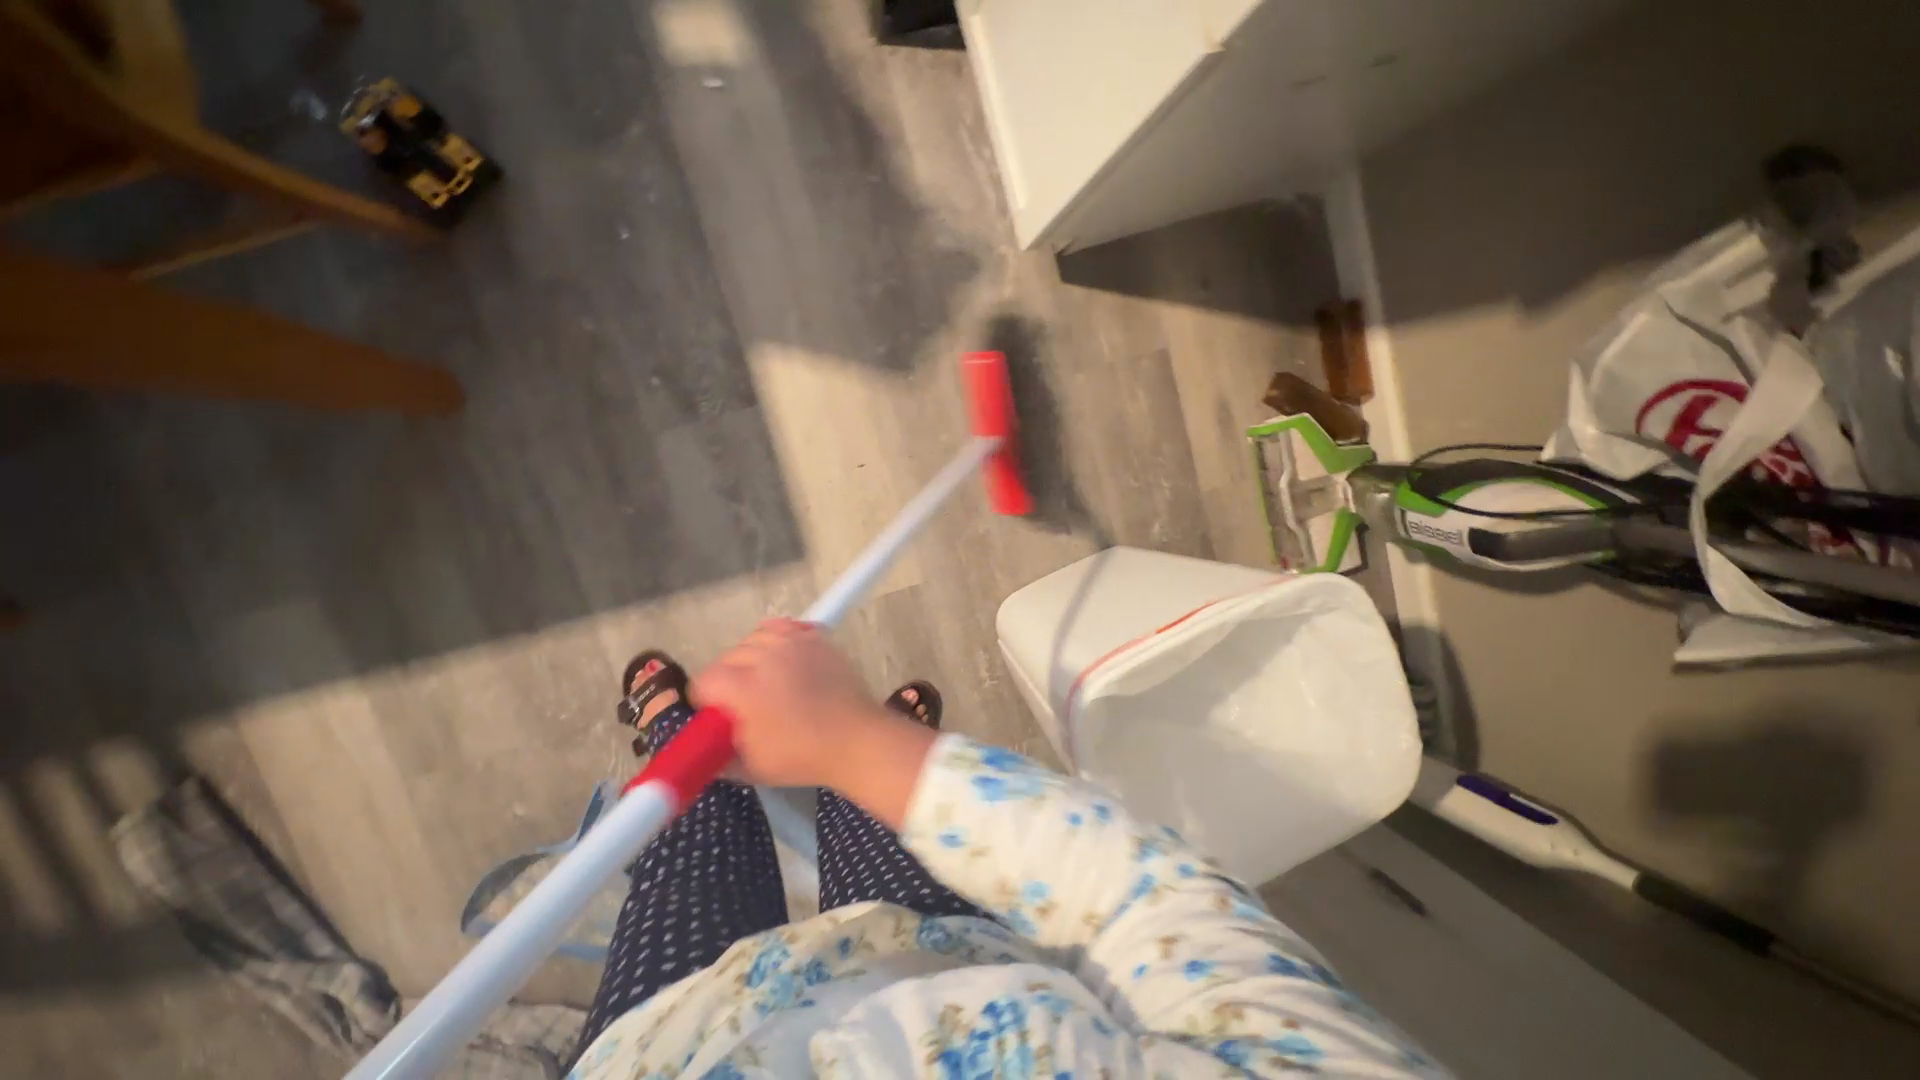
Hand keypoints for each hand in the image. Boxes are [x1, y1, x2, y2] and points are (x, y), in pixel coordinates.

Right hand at [690, 619, 909, 789]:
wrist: (856, 740)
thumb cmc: (803, 757)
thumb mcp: (752, 768)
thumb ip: (721, 757)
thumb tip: (708, 751)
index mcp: (743, 687)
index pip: (705, 680)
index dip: (706, 700)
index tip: (717, 716)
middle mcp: (764, 656)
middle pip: (728, 657)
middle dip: (727, 679)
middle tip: (742, 704)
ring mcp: (793, 643)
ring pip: (755, 638)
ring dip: (751, 657)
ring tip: (763, 679)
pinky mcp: (816, 639)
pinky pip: (785, 627)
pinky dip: (778, 638)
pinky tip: (782, 656)